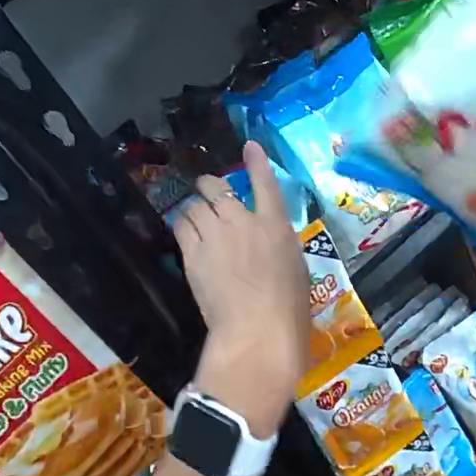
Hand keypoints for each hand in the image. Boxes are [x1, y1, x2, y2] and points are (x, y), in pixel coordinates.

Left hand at [173, 141, 310, 436]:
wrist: (257, 329)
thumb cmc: (287, 309)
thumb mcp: (294, 269)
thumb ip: (277, 246)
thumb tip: (266, 242)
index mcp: (276, 225)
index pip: (265, 182)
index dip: (255, 162)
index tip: (248, 146)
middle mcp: (242, 222)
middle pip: (216, 188)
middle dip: (209, 186)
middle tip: (207, 192)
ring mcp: (215, 236)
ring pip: (194, 206)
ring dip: (194, 208)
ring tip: (194, 217)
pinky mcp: (193, 255)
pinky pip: (181, 227)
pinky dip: (182, 225)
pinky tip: (185, 231)